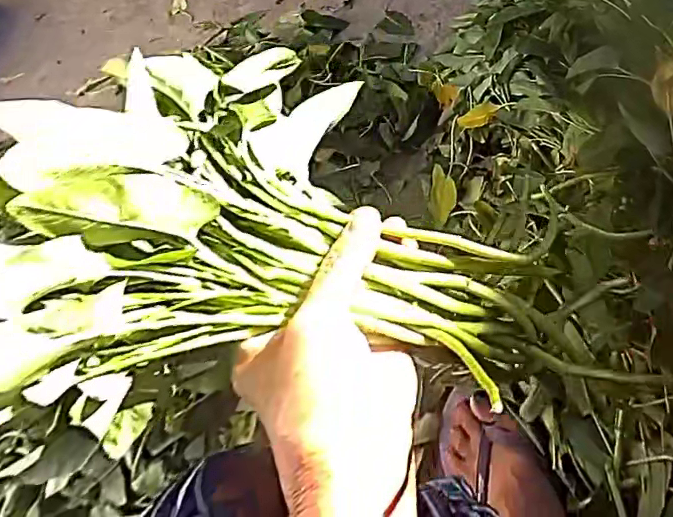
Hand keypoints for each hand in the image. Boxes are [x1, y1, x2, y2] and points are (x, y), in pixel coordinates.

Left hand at [235, 208, 416, 516]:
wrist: (361, 460)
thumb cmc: (312, 405)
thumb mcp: (315, 320)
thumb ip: (341, 266)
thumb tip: (363, 221)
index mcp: (264, 339)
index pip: (280, 277)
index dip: (302, 244)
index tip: (320, 212)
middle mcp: (303, 336)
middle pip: (327, 277)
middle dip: (347, 246)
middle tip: (359, 216)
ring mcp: (344, 339)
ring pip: (362, 286)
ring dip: (378, 256)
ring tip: (388, 225)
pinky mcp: (379, 343)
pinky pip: (392, 300)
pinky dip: (402, 274)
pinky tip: (407, 247)